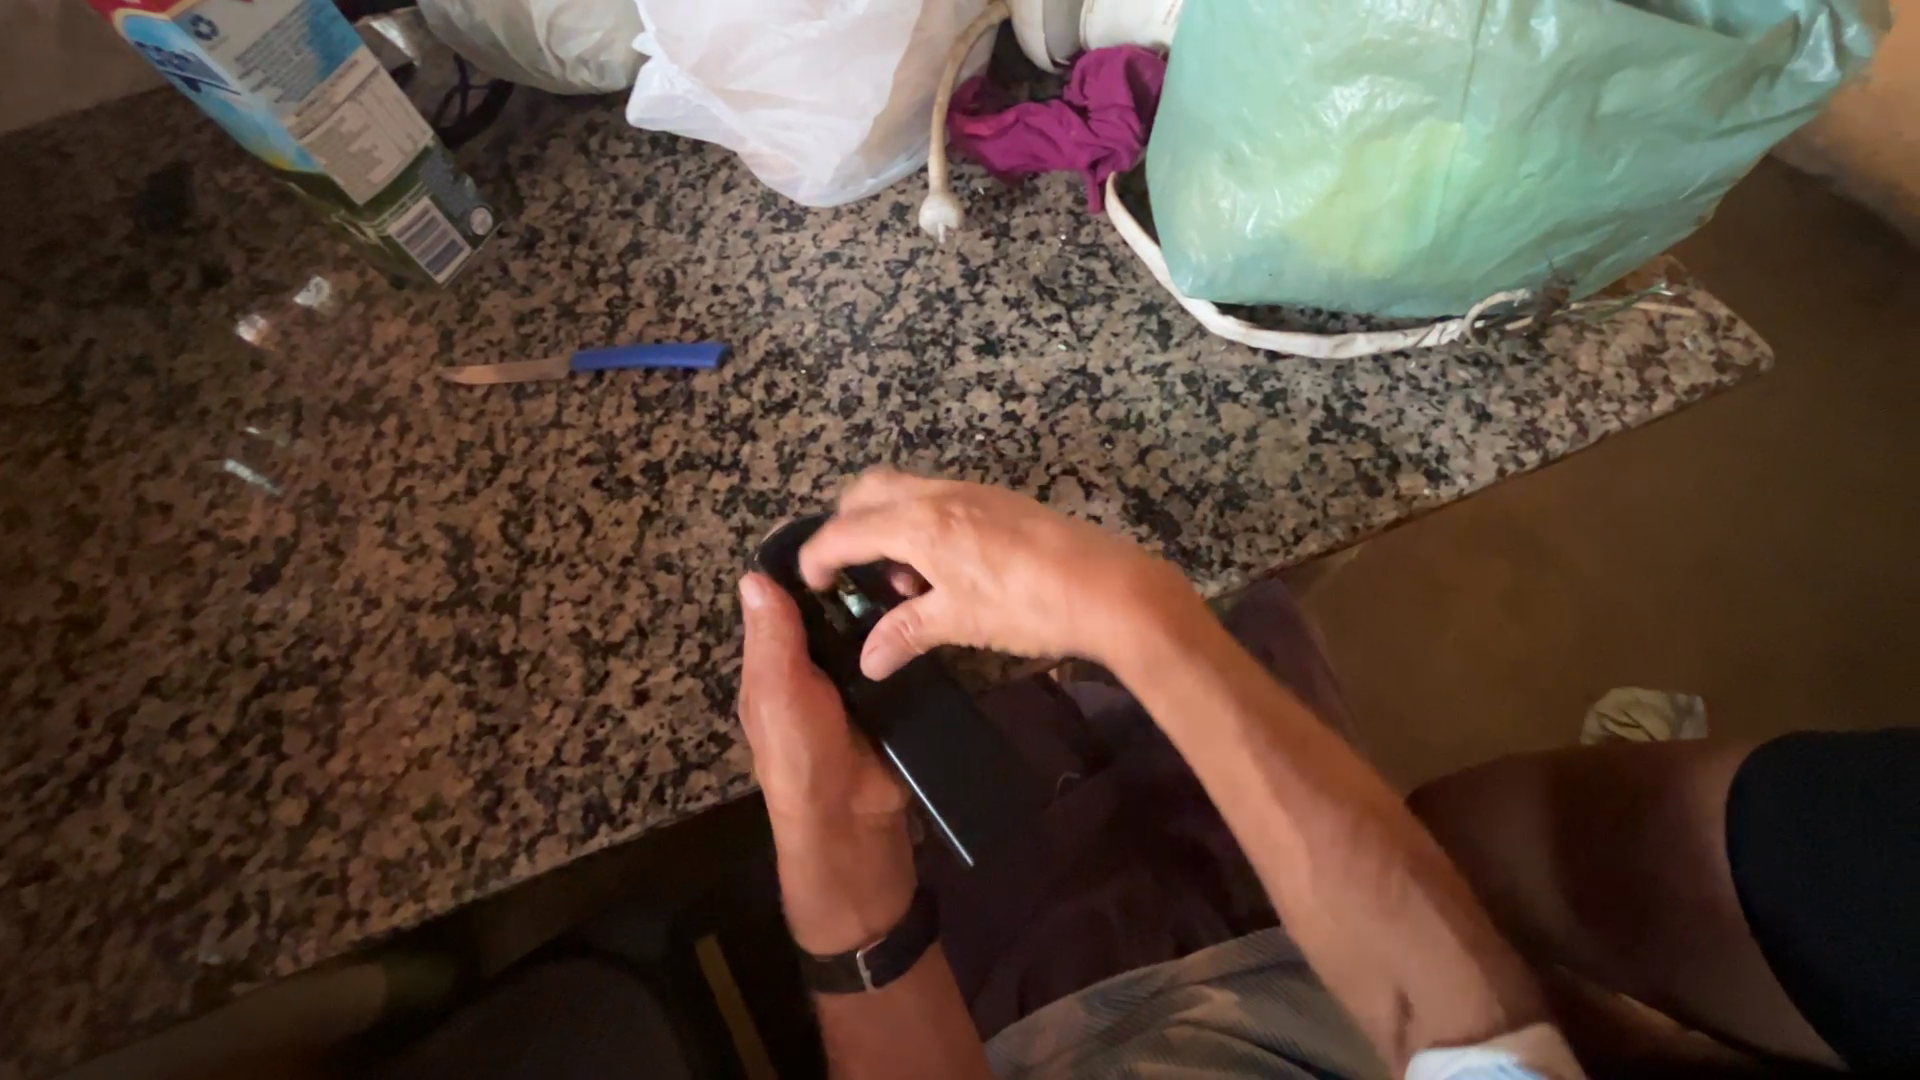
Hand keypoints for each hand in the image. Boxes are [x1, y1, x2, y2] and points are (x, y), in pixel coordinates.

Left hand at [737, 572, 914, 952]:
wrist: (855, 823)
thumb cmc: (802, 757)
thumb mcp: (778, 695)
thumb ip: (772, 641)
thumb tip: (753, 576)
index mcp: (776, 660)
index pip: (788, 601)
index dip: (809, 567)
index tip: (843, 524)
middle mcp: (814, 663)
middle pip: (834, 608)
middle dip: (857, 579)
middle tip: (894, 541)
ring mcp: (855, 676)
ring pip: (868, 626)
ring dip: (887, 603)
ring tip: (917, 565)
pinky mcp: (890, 690)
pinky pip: (896, 652)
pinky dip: (907, 632)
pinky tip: (928, 605)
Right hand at [799, 469, 1204, 679]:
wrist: (1107, 587)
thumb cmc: (1025, 605)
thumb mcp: (959, 621)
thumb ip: (907, 633)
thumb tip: (869, 661)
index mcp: (919, 522)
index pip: (846, 530)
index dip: (818, 556)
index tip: (811, 583)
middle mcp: (939, 495)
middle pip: (869, 490)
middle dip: (847, 524)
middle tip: (852, 570)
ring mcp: (972, 491)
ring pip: (906, 490)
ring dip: (888, 523)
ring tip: (904, 580)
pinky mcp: (998, 500)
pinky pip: (939, 499)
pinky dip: (921, 523)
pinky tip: (944, 568)